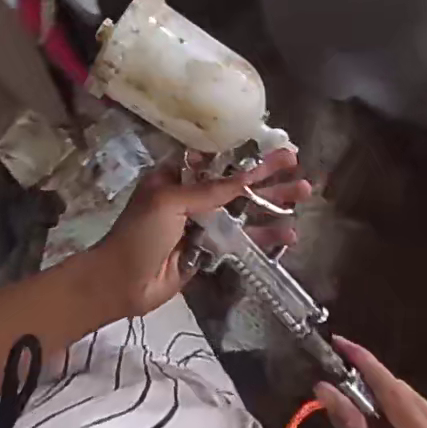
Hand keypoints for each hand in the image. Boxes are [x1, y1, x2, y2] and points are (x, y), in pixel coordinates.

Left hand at [93, 147, 310, 318]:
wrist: (123, 282)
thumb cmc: (140, 234)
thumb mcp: (168, 202)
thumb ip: (208, 191)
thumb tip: (244, 176)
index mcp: (173, 178)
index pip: (213, 159)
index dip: (241, 153)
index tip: (270, 145)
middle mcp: (189, 198)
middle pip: (234, 183)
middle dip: (265, 175)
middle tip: (297, 162)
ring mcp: (201, 225)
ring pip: (242, 210)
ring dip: (271, 202)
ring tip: (303, 191)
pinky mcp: (209, 251)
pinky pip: (241, 240)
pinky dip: (264, 236)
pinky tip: (289, 234)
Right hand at [316, 340, 426, 427]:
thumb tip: (325, 388)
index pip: (397, 395)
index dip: (366, 364)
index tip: (340, 342)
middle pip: (406, 396)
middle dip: (370, 389)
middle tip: (336, 394)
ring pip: (415, 405)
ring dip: (384, 406)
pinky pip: (426, 418)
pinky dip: (400, 419)